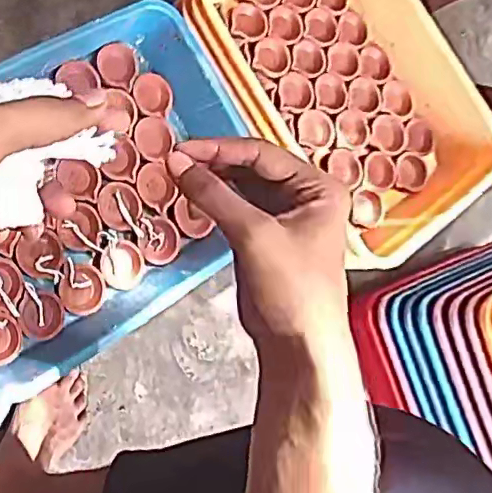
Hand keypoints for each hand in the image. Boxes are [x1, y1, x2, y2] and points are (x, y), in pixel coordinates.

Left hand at [0, 90, 117, 337]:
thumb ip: (34, 117)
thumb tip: (93, 102)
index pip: (27, 98)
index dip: (72, 109)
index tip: (117, 123)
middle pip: (26, 138)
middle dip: (63, 151)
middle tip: (93, 170)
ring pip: (18, 178)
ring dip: (48, 188)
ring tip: (66, 206)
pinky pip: (4, 213)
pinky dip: (26, 217)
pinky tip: (37, 229)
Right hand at [165, 138, 348, 346]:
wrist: (298, 343)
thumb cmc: (292, 288)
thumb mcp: (253, 234)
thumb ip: (214, 194)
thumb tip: (177, 162)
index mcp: (317, 187)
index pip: (261, 154)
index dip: (218, 149)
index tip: (181, 149)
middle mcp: (303, 196)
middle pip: (250, 167)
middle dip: (212, 163)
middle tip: (173, 162)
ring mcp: (282, 216)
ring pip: (239, 185)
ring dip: (209, 180)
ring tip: (176, 176)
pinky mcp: (262, 234)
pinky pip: (233, 205)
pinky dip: (211, 200)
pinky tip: (190, 196)